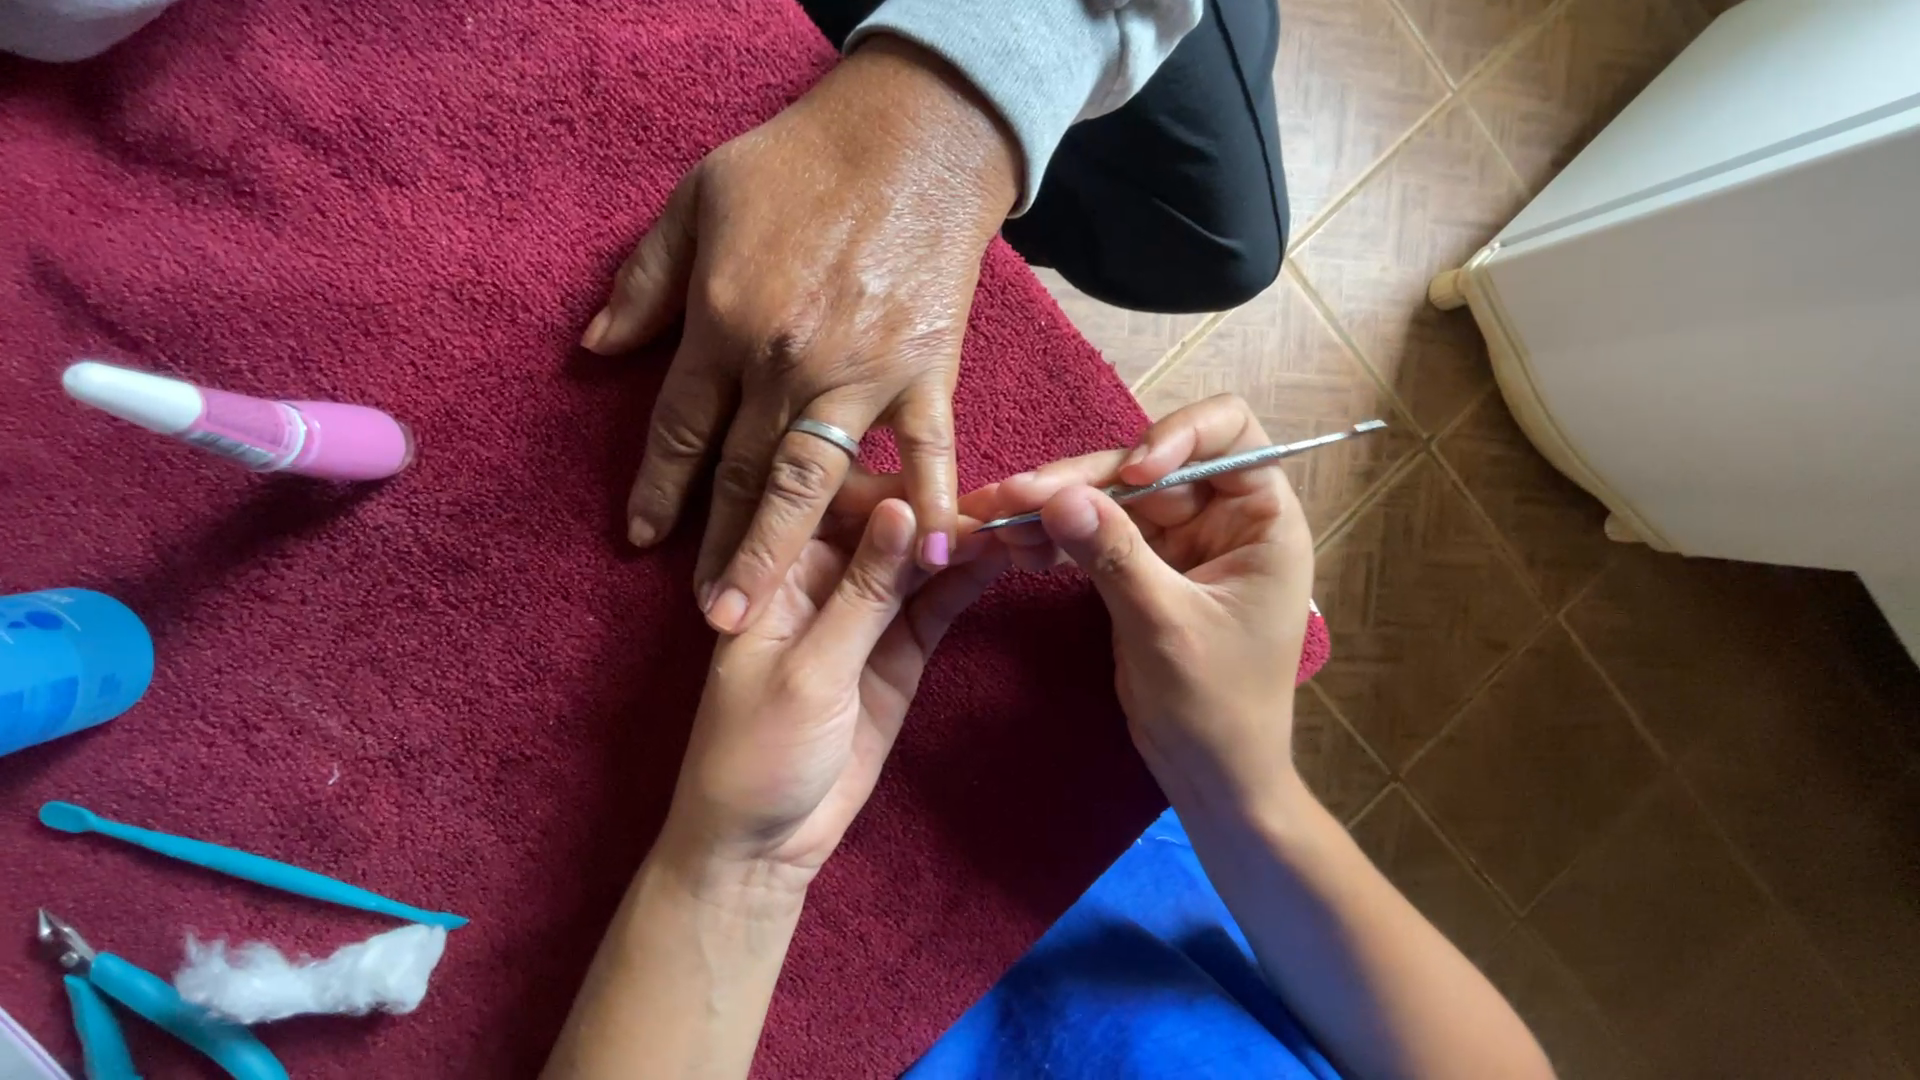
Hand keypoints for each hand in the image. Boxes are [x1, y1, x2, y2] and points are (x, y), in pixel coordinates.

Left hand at [583, 35, 1019, 635]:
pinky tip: (924, 563)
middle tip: (707, 616)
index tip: (643, 539)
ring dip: (781, 555)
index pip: (679, 428)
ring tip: (762, 615)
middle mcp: (787, 365)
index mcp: (726, 323)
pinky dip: (926, 509)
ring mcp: (861, 378)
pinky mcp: (926, 378)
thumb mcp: (697, 198)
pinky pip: (926, 456)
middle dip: (718, 550)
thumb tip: (595, 350)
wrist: (912, 140)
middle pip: (741, 476)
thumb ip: (644, 280)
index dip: (657, 489)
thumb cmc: (800, 165)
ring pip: (813, 484)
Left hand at [661, 495, 1007, 882]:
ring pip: (915, 566)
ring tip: (1010, 524)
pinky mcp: (897, 651)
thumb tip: (905, 509)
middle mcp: (823, 583)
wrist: (764, 843)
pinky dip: (962, 585)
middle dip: (935, 514)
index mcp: (779, 574)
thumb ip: (863, 591)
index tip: (943, 475)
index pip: (834, 506)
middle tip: (996, 502)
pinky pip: (933, 607)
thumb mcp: (811, 670)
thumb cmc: (759, 752)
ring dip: (957, 547)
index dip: (887, 485)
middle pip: (884, 531)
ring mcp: (865, 618)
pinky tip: (997, 560)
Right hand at [973, 395, 1314, 810]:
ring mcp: (1176, 542)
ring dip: (1052, 507)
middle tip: (1009, 497)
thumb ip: (1114, 555)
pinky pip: (1094, 534)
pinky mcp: (1140, 566)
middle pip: (1145, 467)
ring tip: (994, 519)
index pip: (1228, 434)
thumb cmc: (1217, 707)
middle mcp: (1220, 517)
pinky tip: (1013, 545)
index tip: (1130, 474)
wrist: (1211, 775)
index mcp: (1261, 520)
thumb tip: (1057, 496)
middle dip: (1079, 482)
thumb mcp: (1165, 627)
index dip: (1176, 435)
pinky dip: (1055, 537)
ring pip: (1110, 499)